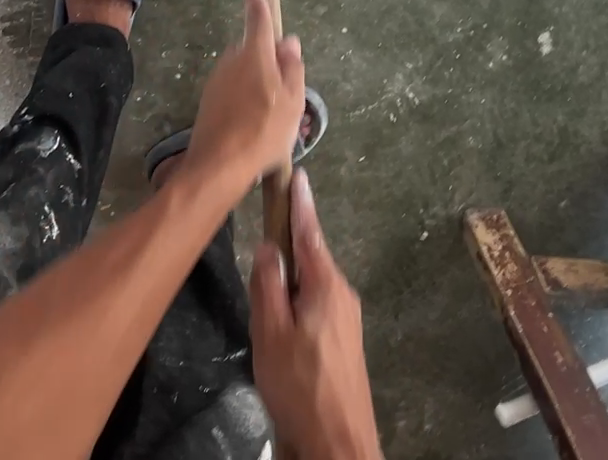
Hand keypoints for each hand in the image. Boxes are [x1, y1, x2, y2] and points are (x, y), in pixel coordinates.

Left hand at [185, 0, 305, 189]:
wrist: (219, 166)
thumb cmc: (263, 131)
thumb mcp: (293, 101)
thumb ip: (292, 68)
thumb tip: (289, 41)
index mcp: (255, 55)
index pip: (257, 17)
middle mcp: (232, 60)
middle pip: (254, 48)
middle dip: (268, 58)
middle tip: (286, 88)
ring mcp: (218, 80)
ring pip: (244, 71)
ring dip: (258, 82)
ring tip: (274, 115)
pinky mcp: (210, 99)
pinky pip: (234, 89)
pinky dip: (246, 98)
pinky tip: (255, 125)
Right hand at [251, 171, 382, 459]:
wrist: (338, 444)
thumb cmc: (300, 384)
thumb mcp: (271, 331)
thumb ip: (268, 284)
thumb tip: (269, 246)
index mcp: (326, 285)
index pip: (309, 232)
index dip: (301, 203)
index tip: (298, 174)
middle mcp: (342, 294)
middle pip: (309, 258)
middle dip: (287, 248)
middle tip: (261, 250)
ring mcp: (346, 319)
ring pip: (311, 284)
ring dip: (289, 281)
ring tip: (264, 302)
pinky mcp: (343, 341)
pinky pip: (316, 305)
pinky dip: (297, 301)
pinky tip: (281, 323)